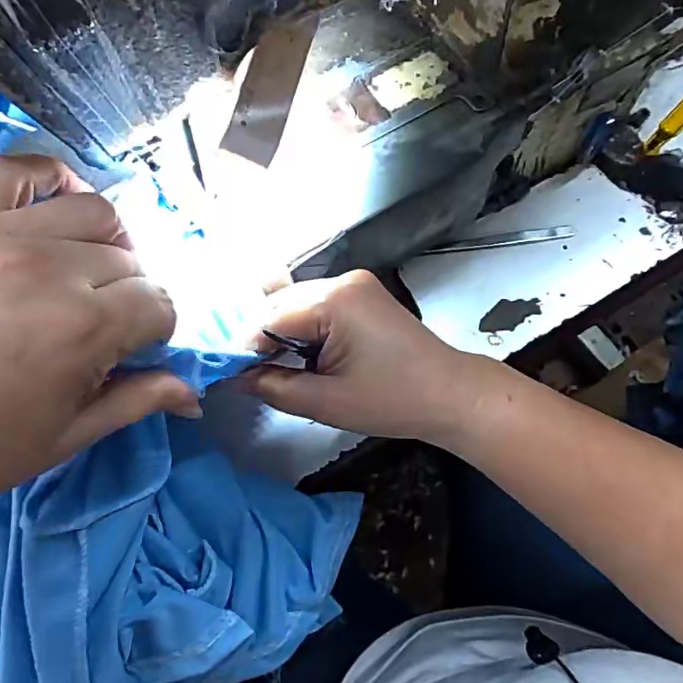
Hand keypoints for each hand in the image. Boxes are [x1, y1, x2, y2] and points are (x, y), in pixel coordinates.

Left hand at [0, 155, 197, 561]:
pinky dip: (50, 182)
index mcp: (81, 328)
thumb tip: (191, 393)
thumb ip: (133, 401)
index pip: (160, 304)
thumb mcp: (57, 441)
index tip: (133, 354)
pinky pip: (18, 170)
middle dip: (129, 296)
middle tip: (99, 330)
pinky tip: (50, 213)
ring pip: (93, 212)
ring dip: (103, 246)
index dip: (155, 333)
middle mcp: (48, 265)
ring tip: (77, 278)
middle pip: (129, 261)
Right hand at [233, 270, 509, 443]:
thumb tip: (234, 378)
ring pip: (296, 303)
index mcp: (335, 300)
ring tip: (274, 367)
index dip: (246, 348)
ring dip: (280, 333)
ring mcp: (354, 283)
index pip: (269, 317)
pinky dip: (302, 328)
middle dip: (261, 339)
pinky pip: (316, 305)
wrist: (452, 394)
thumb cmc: (394, 400)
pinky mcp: (361, 294)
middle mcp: (342, 281)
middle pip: (280, 304)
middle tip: (249, 374)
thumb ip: (273, 386)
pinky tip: (300, 354)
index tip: (231, 375)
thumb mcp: (326, 401)